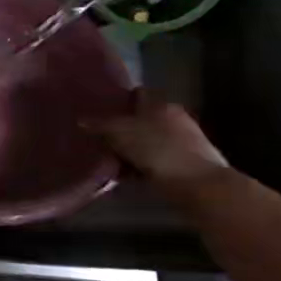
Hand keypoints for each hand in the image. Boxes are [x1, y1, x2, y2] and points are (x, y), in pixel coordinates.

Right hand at [83, 92, 229, 186]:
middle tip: (98, 138)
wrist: (199, 186)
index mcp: (161, 105)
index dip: (118, 100)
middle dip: (121, 128)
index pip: (137, 94)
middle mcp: (174, 120)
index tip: (99, 109)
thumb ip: (100, 125)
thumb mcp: (121, 134)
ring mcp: (182, 143)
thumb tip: (81, 121)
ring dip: (129, 150)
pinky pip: (153, 162)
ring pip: (146, 142)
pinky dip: (139, 167)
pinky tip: (124, 176)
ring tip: (106, 159)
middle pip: (141, 120)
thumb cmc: (159, 151)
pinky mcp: (184, 165)